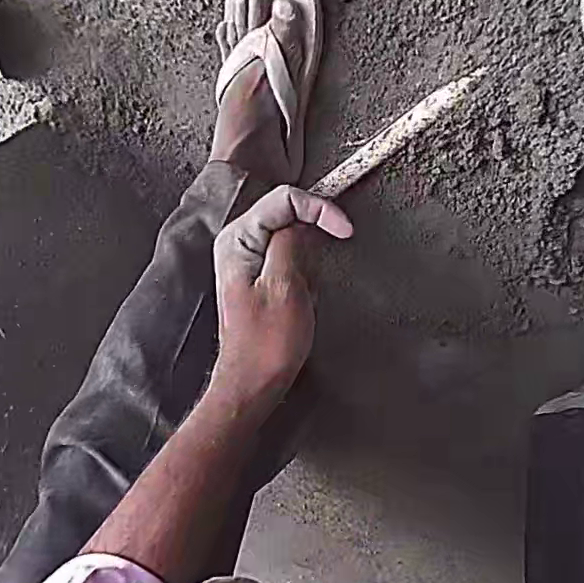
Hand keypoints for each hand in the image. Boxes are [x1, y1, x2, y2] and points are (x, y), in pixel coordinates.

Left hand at [212, 185, 353, 402]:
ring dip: (309, 264)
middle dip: (312, 244)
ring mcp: (248, 258)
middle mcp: (238, 242)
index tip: (346, 230)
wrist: (253, 383)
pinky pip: (294, 259)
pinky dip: (306, 276)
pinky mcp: (261, 273)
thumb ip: (292, 242)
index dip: (320, 208)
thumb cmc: (267, 345)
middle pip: (289, 214)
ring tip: (302, 296)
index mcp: (238, 239)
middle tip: (314, 278)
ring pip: (295, 239)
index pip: (285, 199)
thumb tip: (304, 219)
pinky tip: (300, 300)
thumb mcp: (285, 286)